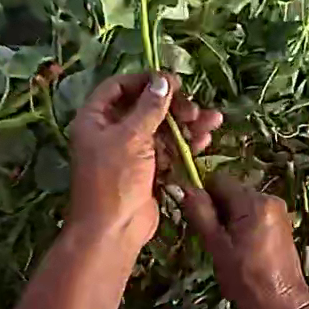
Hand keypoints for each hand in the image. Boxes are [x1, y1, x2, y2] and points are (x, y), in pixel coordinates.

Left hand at [68, 72, 220, 246]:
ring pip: (163, 129)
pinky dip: (187, 144)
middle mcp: (113, 132)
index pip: (119, 87)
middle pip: (146, 107)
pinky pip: (170, 149)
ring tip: (212, 121)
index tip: (172, 81)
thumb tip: (163, 80)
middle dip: (173, 106)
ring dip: (187, 124)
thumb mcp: (131, 137)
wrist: (114, 229)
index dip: (145, 81)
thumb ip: (150, 107)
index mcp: (96, 119)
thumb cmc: (114, 179)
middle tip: (193, 109)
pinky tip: (206, 139)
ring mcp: (133, 152)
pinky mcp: (150, 169)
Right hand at [179, 176, 308, 308]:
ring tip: (228, 246)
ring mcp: (278, 210)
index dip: (203, 195)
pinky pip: (254, 213)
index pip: (219, 180)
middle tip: (214, 238)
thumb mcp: (217, 246)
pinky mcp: (282, 223)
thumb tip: (184, 186)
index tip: (197, 217)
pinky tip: (242, 248)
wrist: (282, 303)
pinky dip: (243, 225)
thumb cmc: (246, 278)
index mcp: (254, 202)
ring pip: (242, 203)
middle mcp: (269, 199)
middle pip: (232, 191)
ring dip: (230, 219)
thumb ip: (200, 213)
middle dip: (218, 209)